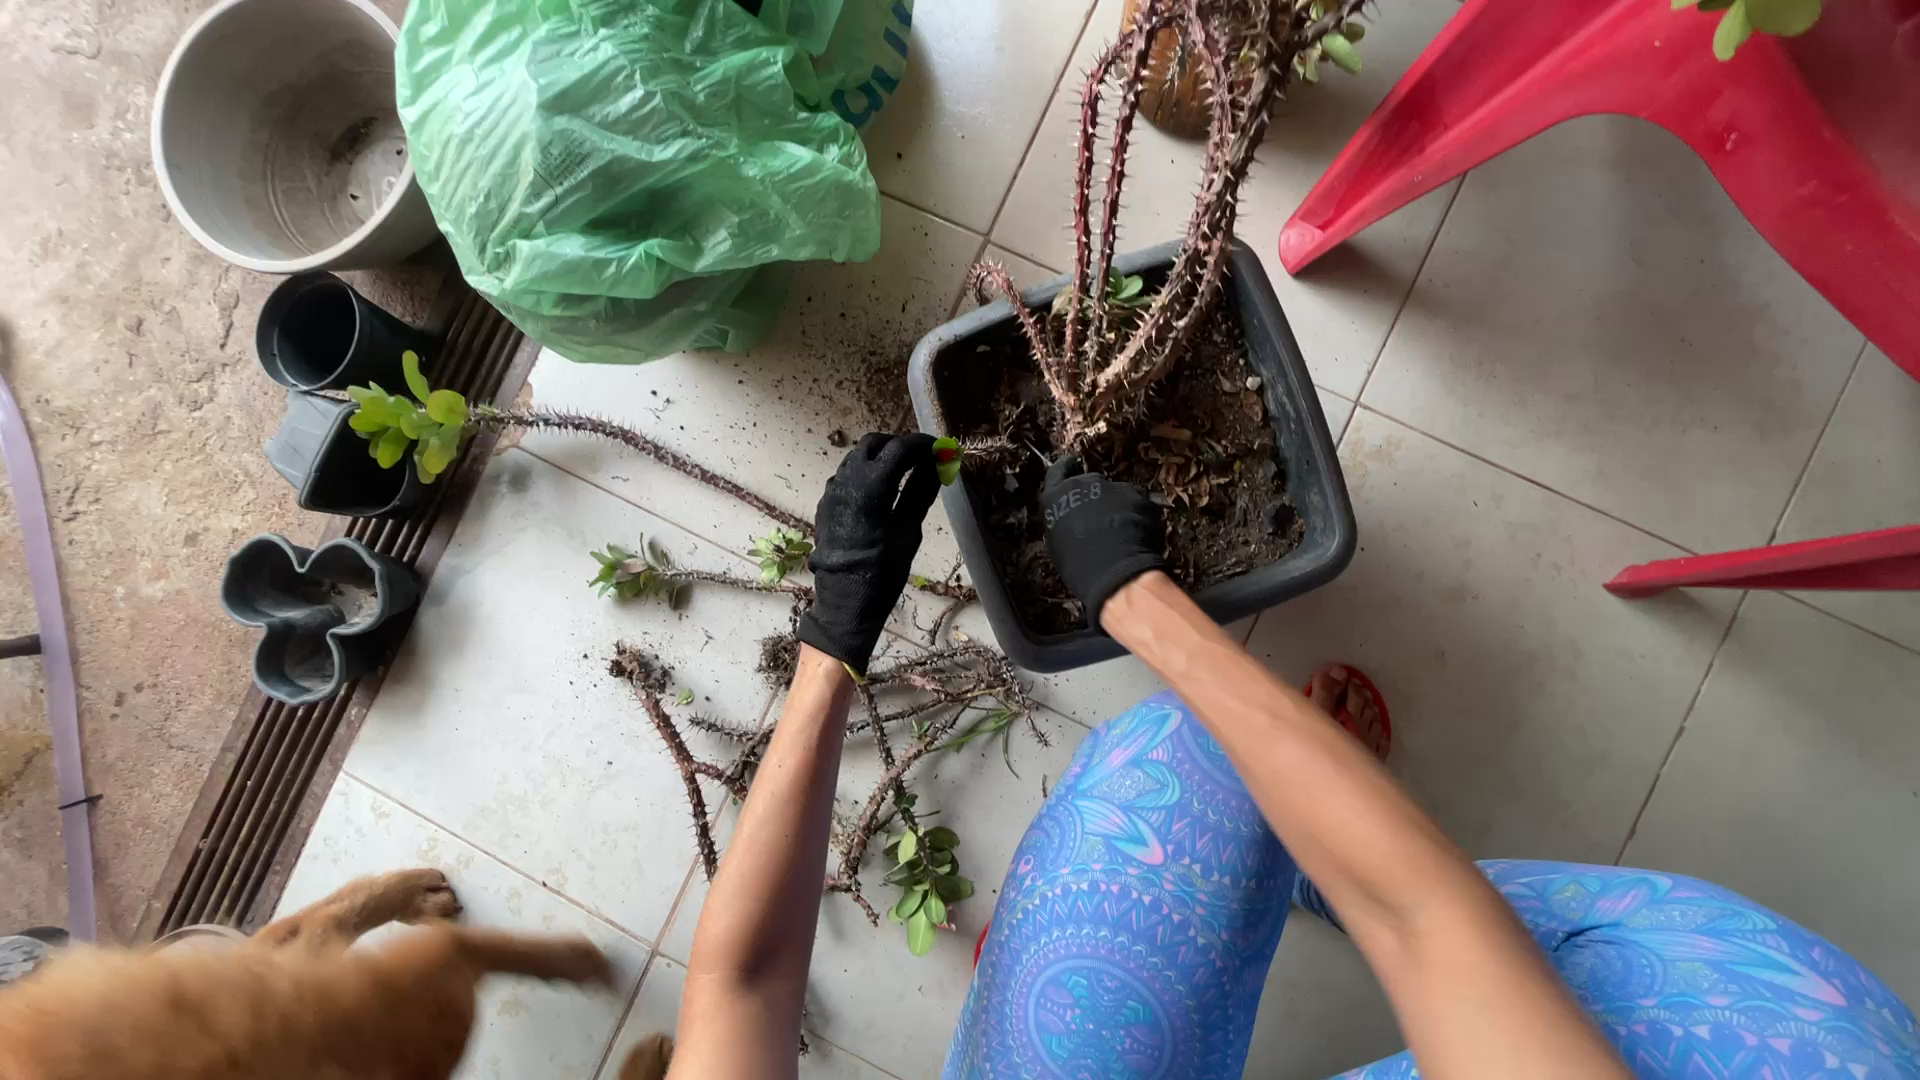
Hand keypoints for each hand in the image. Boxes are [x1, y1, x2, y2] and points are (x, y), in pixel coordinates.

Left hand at [796, 432, 941, 672]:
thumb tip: (938, 463)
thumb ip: (920, 491)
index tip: (940, 448)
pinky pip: (847, 475)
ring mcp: (831, 491)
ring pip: (857, 457)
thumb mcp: (909, 531)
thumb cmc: (882, 571)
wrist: (844, 601)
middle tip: (923, 457)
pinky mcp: (826, 503)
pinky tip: (882, 490)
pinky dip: (867, 472)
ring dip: (881, 456)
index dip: (922, 444)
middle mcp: (845, 481)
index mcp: (869, 487)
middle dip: (899, 445)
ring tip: (905, 471)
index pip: (898, 449)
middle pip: (873, 444)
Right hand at [1040, 456, 1166, 629]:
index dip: (1066, 470)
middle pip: (1091, 482)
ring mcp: (1116, 487)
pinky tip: (1141, 536)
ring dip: (1120, 506)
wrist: (1115, 570)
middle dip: (1096, 495)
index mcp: (1056, 495)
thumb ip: (1065, 521)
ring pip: (1118, 492)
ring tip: (1123, 533)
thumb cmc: (1078, 565)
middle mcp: (1085, 483)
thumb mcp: (1058, 542)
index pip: (1057, 471)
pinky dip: (1140, 515)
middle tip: (1100, 519)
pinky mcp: (1141, 496)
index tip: (1072, 469)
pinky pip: (1139, 503)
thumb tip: (1074, 522)